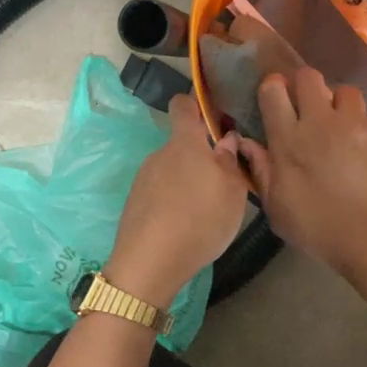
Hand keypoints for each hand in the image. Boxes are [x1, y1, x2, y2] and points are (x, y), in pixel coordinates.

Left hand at [107, 95, 248, 307]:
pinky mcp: (135, 204)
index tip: (213, 114)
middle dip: (200, 158)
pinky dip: (172, 203)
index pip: (184, 106)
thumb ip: (230, 161)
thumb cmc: (200, 220)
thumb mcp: (232, 192)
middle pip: (182, 146)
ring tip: (204, 211)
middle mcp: (159, 155)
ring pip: (171, 172)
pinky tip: (184, 227)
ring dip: (187, 183)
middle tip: (222, 182)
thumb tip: (227, 139)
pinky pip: (159, 194)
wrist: (150, 262)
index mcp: (185, 144)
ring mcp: (143, 180)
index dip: (196, 104)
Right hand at [238, 68, 366, 279]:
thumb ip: (262, 172)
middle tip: (306, 108)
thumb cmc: (321, 231)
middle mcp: (322, 122)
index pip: (273, 90)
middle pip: (309, 77)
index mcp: (289, 140)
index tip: (274, 100)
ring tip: (340, 127)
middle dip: (304, 86)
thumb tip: (247, 144)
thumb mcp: (278, 210)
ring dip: (338, 104)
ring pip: (346, 91)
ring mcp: (359, 125)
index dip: (272, 89)